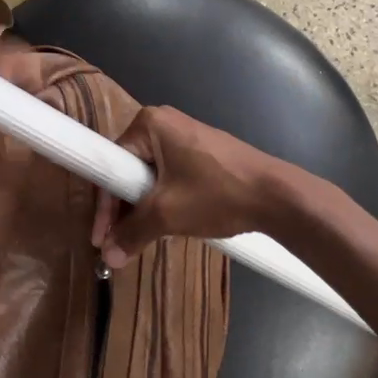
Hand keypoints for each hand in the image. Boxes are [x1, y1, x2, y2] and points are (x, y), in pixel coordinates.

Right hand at [90, 105, 282, 267]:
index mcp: (148, 123)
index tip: (101, 238)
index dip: (104, 204)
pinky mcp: (199, 150)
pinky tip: (167, 223)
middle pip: (128, 168)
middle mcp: (162, 121)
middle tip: (118, 243)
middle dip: (123, 208)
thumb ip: (133, 233)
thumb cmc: (216, 193)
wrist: (276, 194)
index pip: (111, 162)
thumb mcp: (168, 214)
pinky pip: (167, 173)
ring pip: (148, 174)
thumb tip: (108, 257)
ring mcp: (183, 134)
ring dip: (143, 207)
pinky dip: (162, 198)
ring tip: (141, 239)